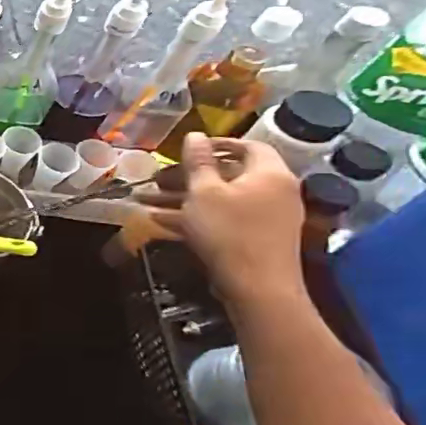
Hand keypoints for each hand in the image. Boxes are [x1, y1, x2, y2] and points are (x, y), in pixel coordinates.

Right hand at [146, 133, 305, 304]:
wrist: (259, 290)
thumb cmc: (229, 233)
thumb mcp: (204, 193)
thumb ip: (198, 162)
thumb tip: (196, 134)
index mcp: (269, 173)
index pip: (248, 145)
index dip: (217, 143)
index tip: (188, 149)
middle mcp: (276, 191)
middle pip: (230, 174)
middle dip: (190, 176)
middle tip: (158, 180)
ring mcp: (269, 217)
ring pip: (222, 199)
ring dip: (186, 199)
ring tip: (149, 203)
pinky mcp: (259, 239)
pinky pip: (226, 219)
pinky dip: (199, 217)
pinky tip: (163, 223)